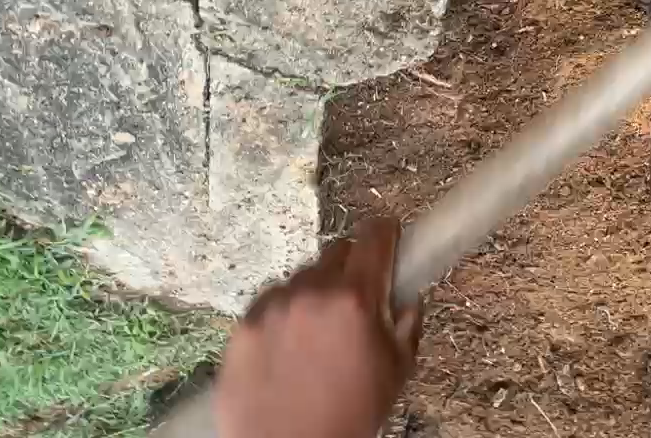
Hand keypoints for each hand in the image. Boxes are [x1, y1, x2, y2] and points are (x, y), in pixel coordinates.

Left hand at [214, 218, 422, 437]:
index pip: (374, 235)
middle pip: (338, 252)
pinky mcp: (243, 326)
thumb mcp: (397, 371)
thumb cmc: (350, 417)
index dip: (385, 232)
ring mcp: (273, 307)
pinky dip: (281, 313)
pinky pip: (269, 301)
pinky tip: (285, 346)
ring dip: (314, 292)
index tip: (389, 237)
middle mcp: (313, 291)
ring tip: (314, 332)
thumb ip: (407, 323)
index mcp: (356, 297)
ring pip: (302, 277)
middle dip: (350, 268)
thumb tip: (406, 296)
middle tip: (352, 300)